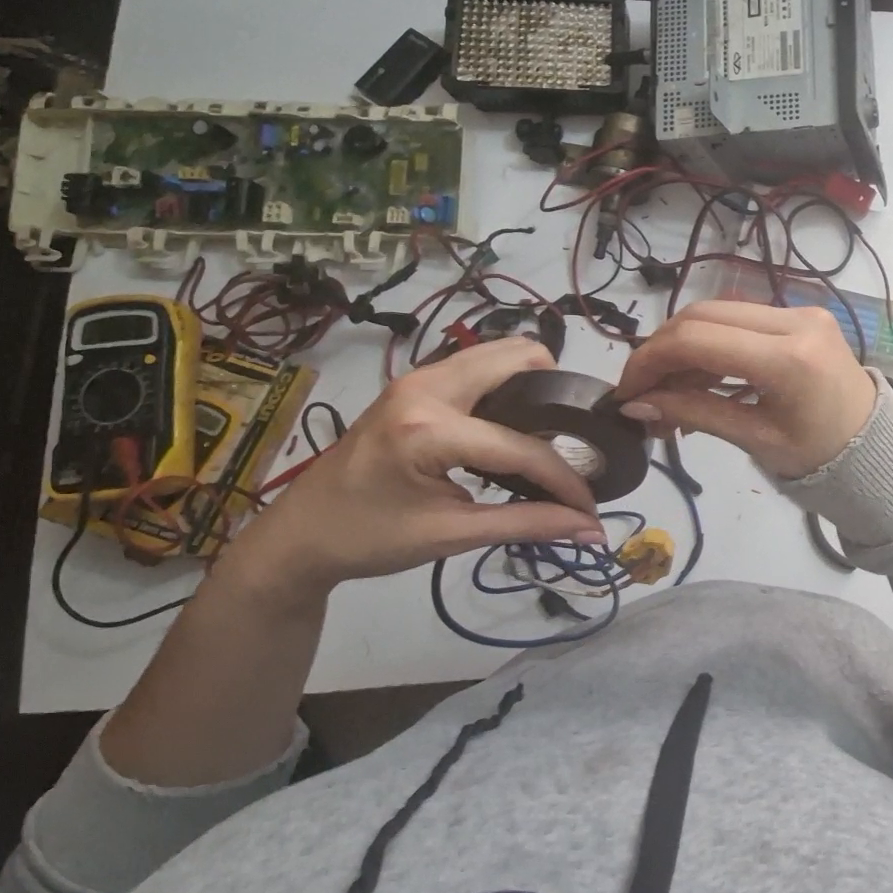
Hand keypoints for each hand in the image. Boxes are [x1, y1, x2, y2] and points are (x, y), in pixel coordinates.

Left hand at [222, 338, 602, 602]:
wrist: (298, 536)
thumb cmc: (368, 539)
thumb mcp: (451, 535)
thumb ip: (529, 524)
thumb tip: (593, 531)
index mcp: (427, 428)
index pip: (522, 446)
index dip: (566, 479)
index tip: (592, 507)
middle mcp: (426, 386)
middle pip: (521, 358)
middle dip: (559, 400)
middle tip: (572, 445)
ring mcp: (420, 378)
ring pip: (503, 354)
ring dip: (535, 388)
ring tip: (548, 436)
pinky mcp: (419, 383)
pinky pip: (483, 366)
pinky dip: (511, 389)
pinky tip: (514, 429)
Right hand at [614, 301, 876, 478]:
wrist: (875, 446)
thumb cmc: (820, 455)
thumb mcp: (755, 440)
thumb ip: (695, 413)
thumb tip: (634, 405)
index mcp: (789, 358)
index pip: (697, 339)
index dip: (650, 360)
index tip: (625, 392)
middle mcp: (797, 321)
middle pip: (703, 316)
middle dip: (662, 351)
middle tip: (642, 392)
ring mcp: (803, 313)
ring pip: (719, 314)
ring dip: (685, 349)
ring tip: (667, 395)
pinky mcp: (803, 316)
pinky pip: (742, 321)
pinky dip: (713, 346)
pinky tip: (696, 382)